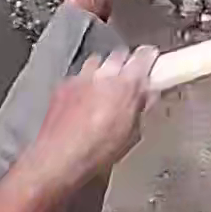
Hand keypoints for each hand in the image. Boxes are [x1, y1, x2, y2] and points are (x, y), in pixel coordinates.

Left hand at [18, 46, 159, 188]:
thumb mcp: (132, 134)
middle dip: (124, 62)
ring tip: (102, 87)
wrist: (60, 158)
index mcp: (128, 85)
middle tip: (126, 78)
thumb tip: (147, 96)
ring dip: (102, 70)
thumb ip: (141, 108)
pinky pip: (78, 75)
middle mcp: (105, 74)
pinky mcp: (64, 84)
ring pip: (97, 61)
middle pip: (119, 54)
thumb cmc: (97, 152)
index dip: (149, 56)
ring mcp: (83, 77)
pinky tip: (82, 99)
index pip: (144, 56)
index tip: (150, 58)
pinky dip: (82, 82)